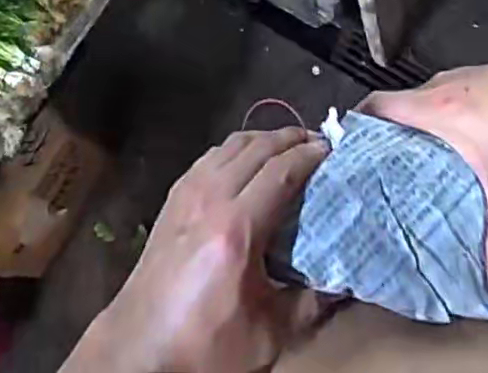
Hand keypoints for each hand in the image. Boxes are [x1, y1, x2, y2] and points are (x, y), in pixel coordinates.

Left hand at [64, 128, 329, 372]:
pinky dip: (237, 148)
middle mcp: (210, 196)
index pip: (280, 171)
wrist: (141, 348)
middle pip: (257, 147)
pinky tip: (248, 161)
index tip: (332, 150)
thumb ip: (312, 301)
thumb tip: (345, 277)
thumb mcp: (270, 334)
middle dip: (290, 138)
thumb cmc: (207, 343)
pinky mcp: (174, 196)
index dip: (308, 155)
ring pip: (231, 144)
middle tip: (316, 141)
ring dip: (263, 139)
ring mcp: (188, 191)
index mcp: (236, 227)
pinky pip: (212, 155)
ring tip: (287, 146)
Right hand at [360, 54, 487, 318]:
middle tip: (384, 179)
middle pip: (400, 108)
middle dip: (388, 140)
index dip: (356, 126)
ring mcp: (470, 80)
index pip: (377, 106)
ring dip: (420, 132)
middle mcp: (445, 87)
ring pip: (429, 105)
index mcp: (437, 107)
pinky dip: (448, 126)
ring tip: (421, 173)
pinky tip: (468, 156)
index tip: (347, 154)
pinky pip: (453, 103)